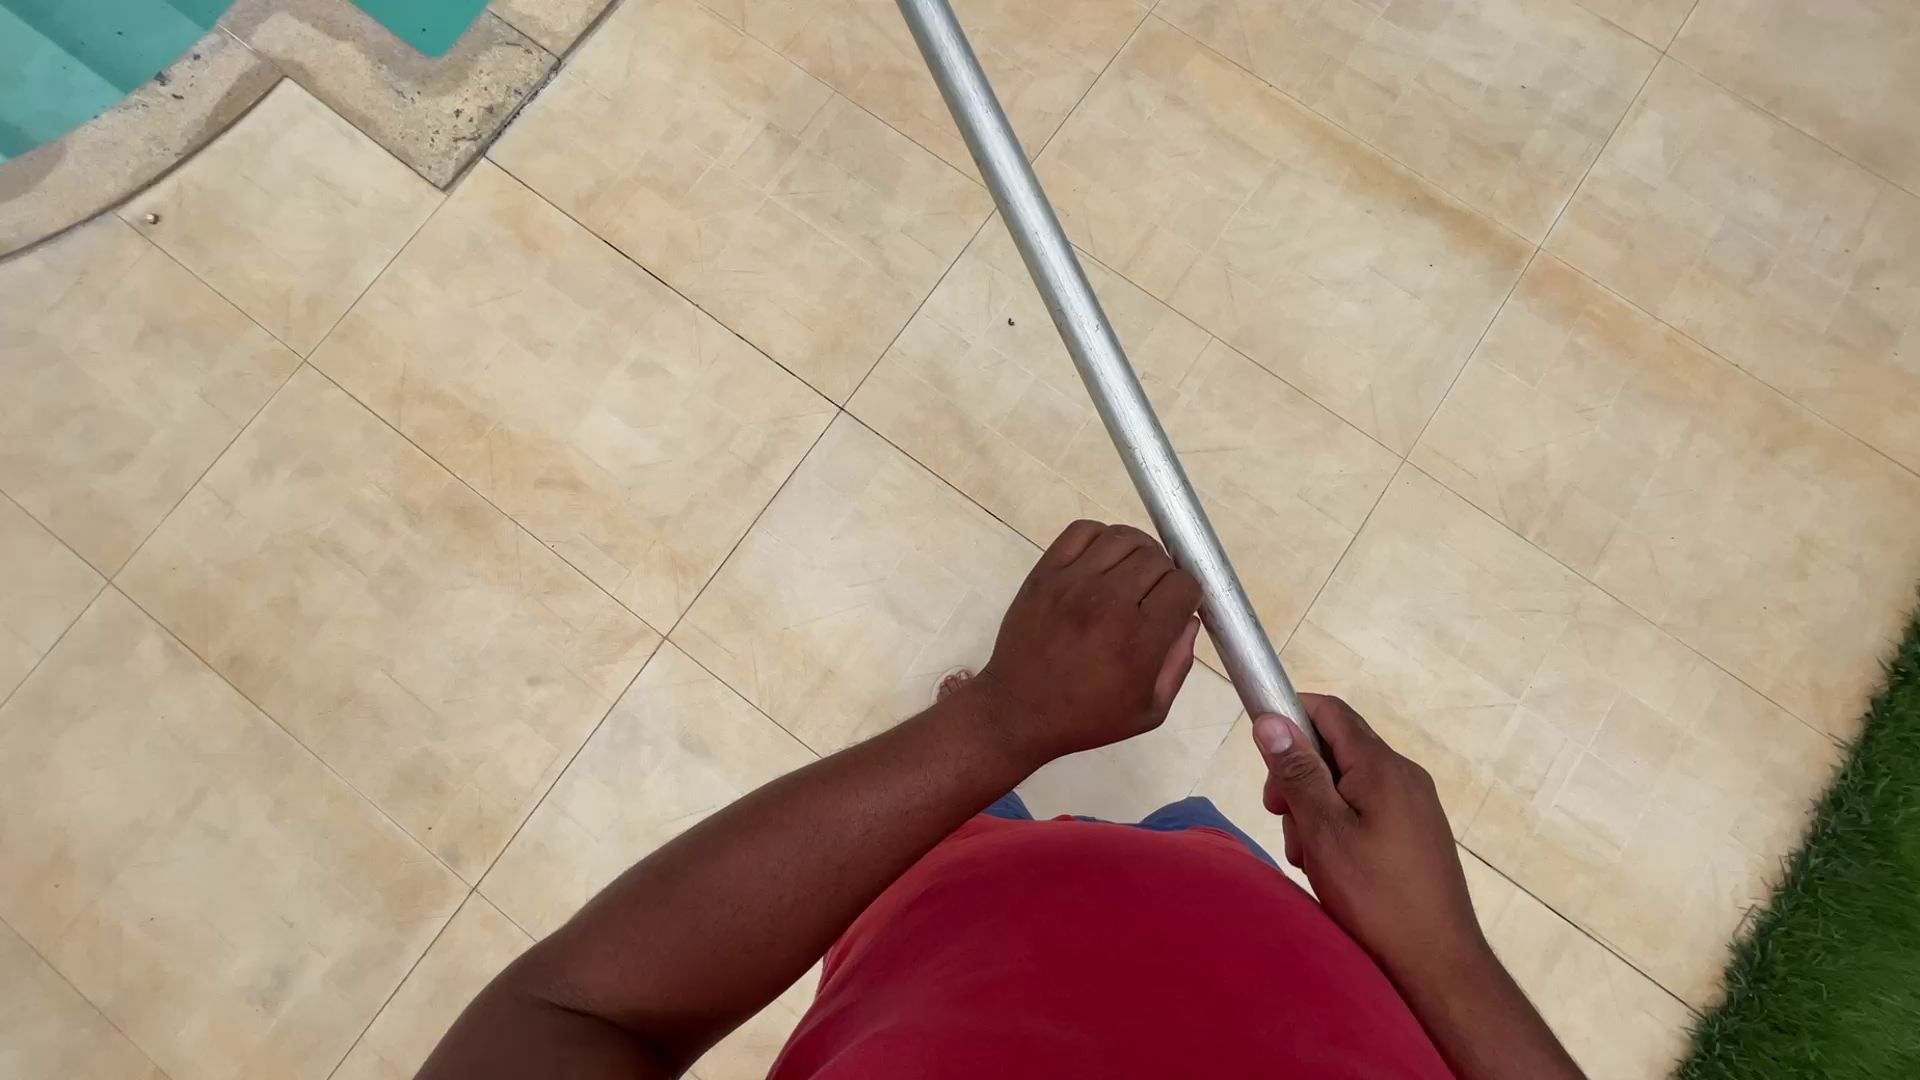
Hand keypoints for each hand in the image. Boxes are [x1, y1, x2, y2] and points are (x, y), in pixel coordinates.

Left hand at [973, 521, 1202, 768]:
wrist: (1019, 710)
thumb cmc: (1087, 717)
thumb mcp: (1149, 709)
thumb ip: (1179, 663)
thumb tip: (1190, 618)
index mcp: (1139, 639)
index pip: (1183, 585)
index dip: (1187, 594)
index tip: (1177, 605)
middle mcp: (1108, 603)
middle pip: (1156, 557)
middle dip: (1165, 573)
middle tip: (1152, 592)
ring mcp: (1072, 583)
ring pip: (1123, 537)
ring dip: (1137, 551)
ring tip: (1131, 572)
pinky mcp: (1044, 574)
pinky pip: (1081, 531)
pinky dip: (1100, 536)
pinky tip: (1102, 559)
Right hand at [1254, 695, 1489, 987]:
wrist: (1439, 969)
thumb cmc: (1374, 894)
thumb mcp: (1322, 829)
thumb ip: (1296, 770)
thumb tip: (1270, 718)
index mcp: (1382, 766)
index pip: (1329, 710)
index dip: (1289, 715)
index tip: (1262, 752)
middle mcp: (1402, 775)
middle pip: (1333, 747)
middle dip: (1296, 773)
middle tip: (1278, 814)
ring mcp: (1413, 804)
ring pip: (1344, 781)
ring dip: (1313, 805)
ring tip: (1306, 853)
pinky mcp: (1415, 832)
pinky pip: (1363, 806)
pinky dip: (1336, 823)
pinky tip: (1328, 863)